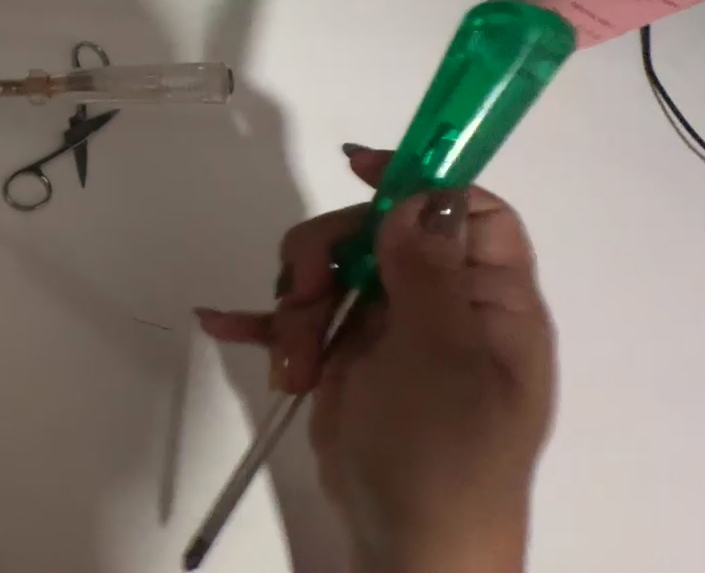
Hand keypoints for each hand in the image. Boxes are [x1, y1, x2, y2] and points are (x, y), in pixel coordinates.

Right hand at [197, 145, 555, 572]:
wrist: (404, 538)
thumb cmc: (443, 452)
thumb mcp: (442, 362)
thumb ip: (427, 276)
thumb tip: (413, 200)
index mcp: (485, 303)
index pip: (467, 214)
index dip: (418, 181)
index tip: (357, 169)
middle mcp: (434, 305)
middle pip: (369, 234)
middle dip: (323, 261)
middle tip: (304, 300)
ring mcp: (382, 329)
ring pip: (322, 272)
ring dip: (292, 308)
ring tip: (293, 362)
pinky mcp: (336, 354)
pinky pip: (287, 317)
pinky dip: (256, 320)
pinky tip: (220, 324)